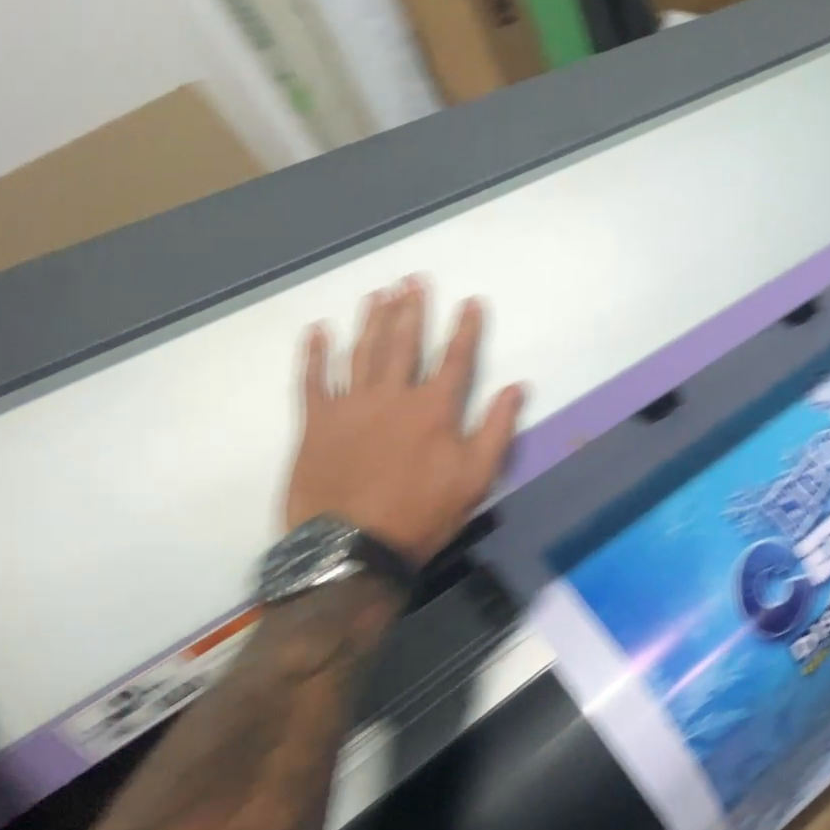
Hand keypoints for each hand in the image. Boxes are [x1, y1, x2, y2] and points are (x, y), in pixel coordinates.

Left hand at [283, 277, 524, 567]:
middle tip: (414, 280)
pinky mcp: (315, 424)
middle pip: (404, 343)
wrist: (350, 549)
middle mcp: (392, 396)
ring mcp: (349, 406)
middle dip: (412, 310)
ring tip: (378, 293)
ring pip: (361, 352)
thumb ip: (497, 429)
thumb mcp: (476, 478)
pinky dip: (314, 354)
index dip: (465, 329)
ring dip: (371, 320)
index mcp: (434, 409)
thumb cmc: (422, 514)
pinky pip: (312, 380)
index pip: (455, 359)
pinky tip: (318, 331)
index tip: (471, 302)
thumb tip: (517, 387)